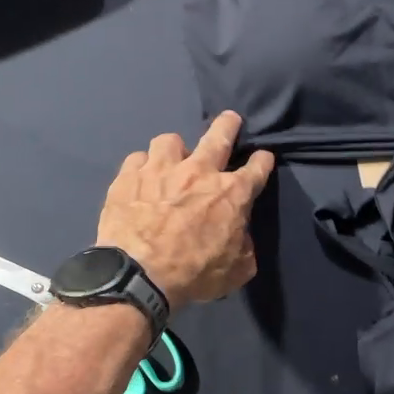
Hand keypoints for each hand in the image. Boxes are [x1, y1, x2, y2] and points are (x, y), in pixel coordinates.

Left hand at [96, 111, 274, 306]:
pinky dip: (144, 166)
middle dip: (228, 125)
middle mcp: (199, 172)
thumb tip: (240, 236)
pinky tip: (143, 178)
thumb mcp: (238, 268)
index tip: (264, 158)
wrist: (141, 274)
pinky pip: (139, 159)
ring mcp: (161, 169)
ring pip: (171, 140)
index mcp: (232, 194)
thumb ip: (244, 245)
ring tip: (174, 160)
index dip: (263, 162)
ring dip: (177, 149)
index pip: (257, 169)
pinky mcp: (129, 176)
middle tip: (231, 120)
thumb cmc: (196, 273)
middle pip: (219, 136)